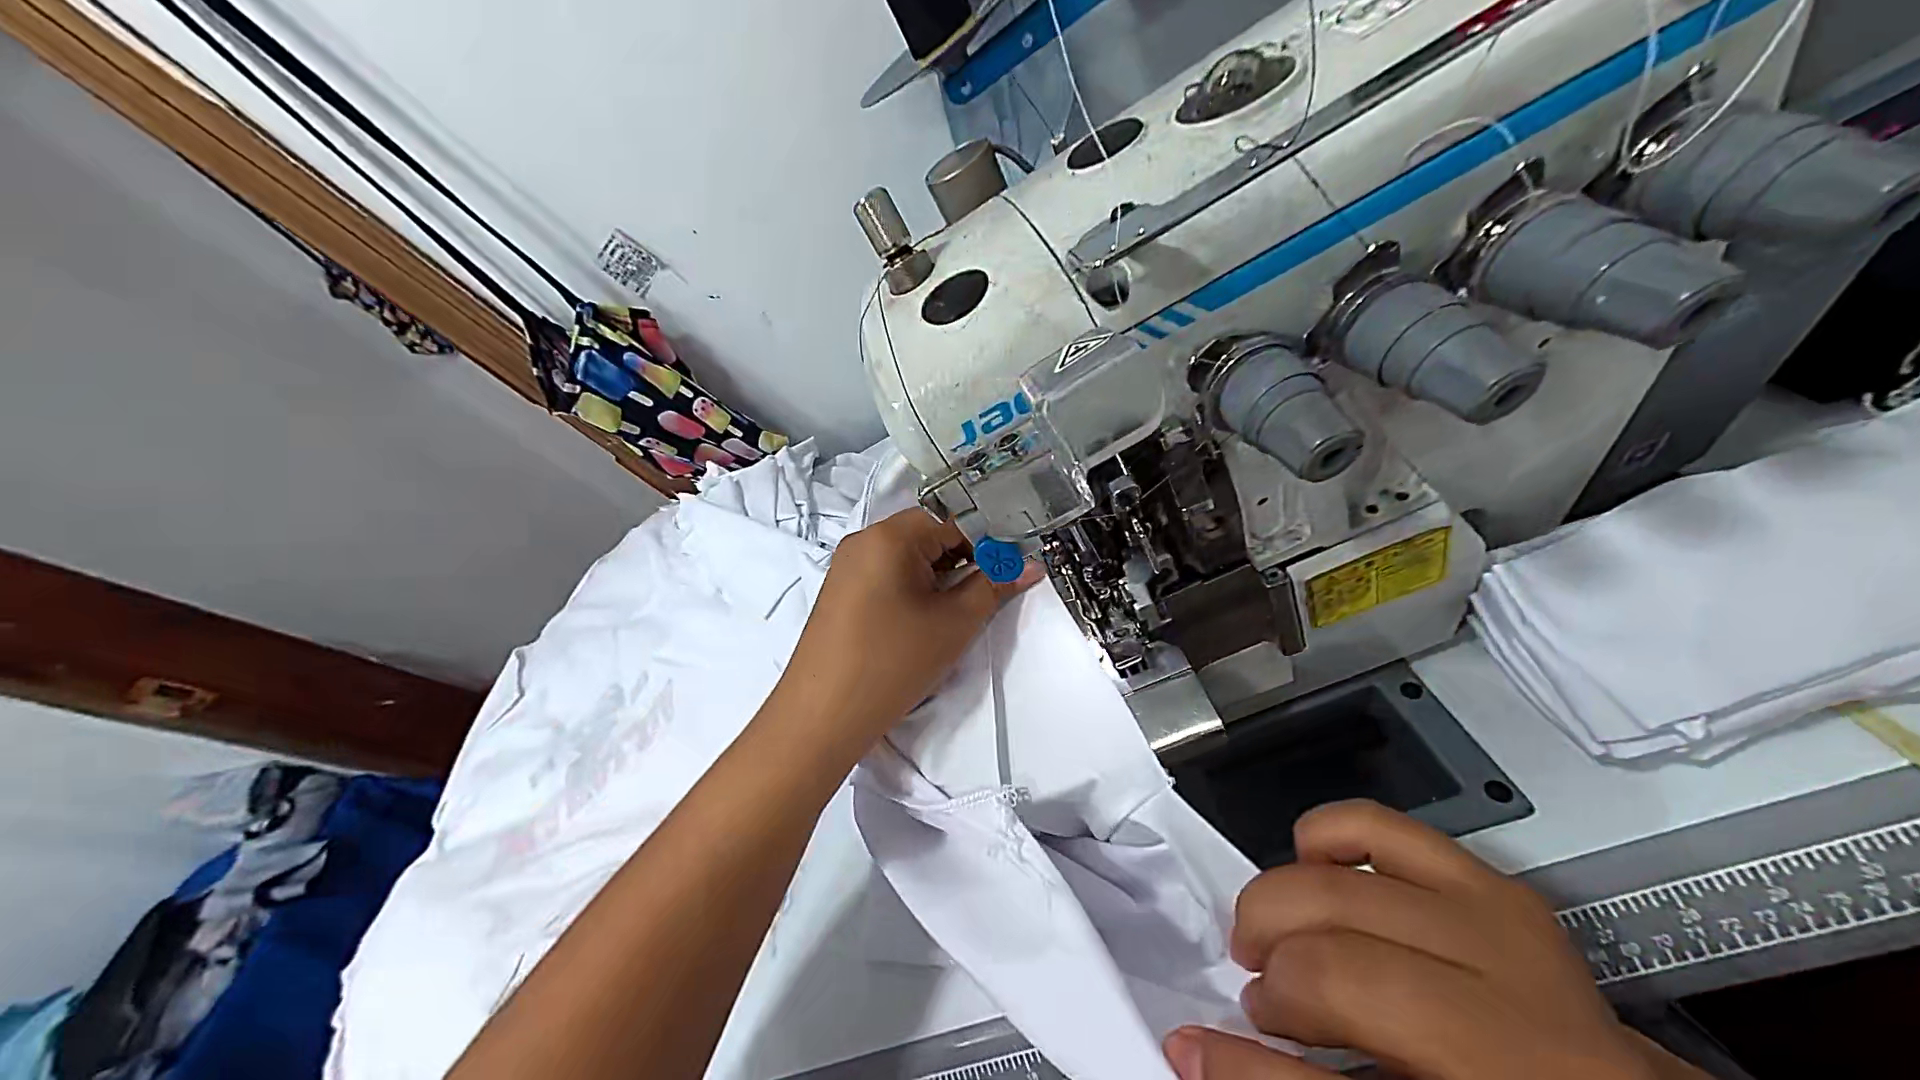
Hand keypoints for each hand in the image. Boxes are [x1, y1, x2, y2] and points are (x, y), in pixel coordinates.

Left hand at [768, 509, 1039, 753]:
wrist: (823, 716)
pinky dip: (914, 588)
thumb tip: (1027, 566)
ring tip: (958, 610)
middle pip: (928, 535)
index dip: (988, 541)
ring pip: (908, 557)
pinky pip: (887, 575)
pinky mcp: (841, 592)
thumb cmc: (892, 663)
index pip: (953, 521)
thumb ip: (994, 586)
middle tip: (989, 591)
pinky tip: (925, 619)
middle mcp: (863, 541)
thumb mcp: (954, 623)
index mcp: (889, 536)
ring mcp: (847, 567)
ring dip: (939, 576)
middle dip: (964, 559)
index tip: (1012, 566)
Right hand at [1164, 801, 1707, 1079]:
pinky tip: (1313, 868)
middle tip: (1263, 995)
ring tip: (1278, 937)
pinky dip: (1326, 836)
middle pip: (1337, 963)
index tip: (1206, 1043)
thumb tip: (1191, 1051)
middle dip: (1273, 974)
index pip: (1337, 1058)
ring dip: (1282, 906)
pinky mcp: (1493, 882)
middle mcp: (1518, 1014)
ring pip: (1342, 888)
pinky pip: (1382, 828)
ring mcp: (1506, 931)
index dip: (1250, 1055)